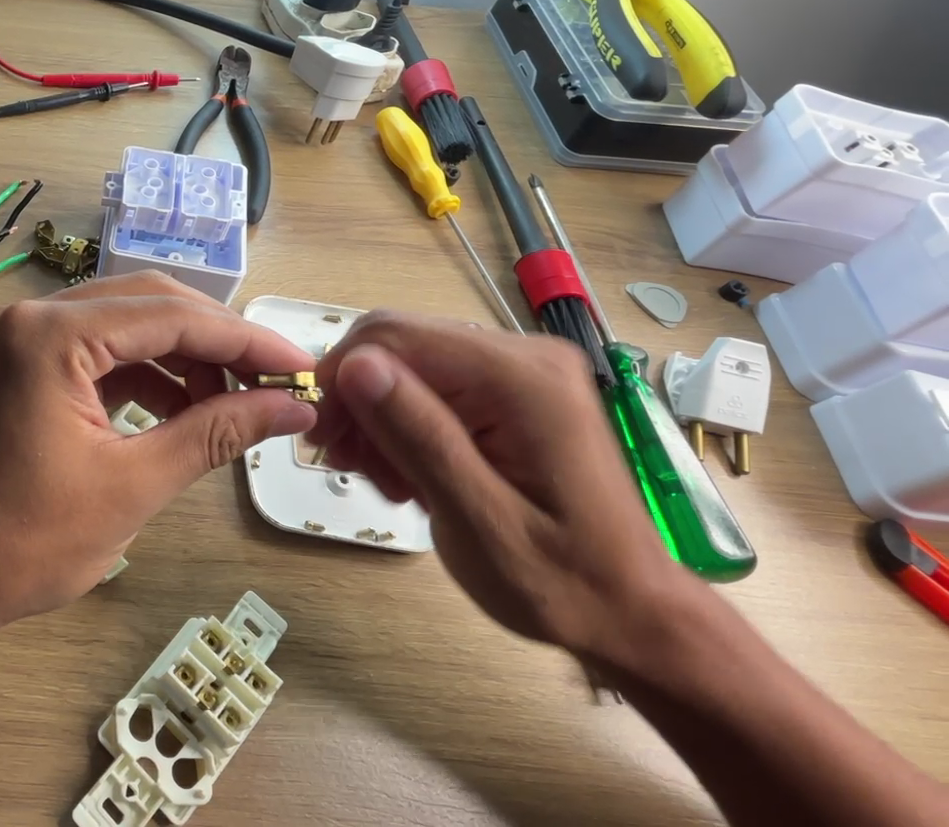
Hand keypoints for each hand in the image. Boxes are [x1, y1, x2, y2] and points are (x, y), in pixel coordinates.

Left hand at [0, 272, 319, 637]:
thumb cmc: (26, 543)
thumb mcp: (133, 486)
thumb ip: (215, 433)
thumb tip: (292, 406)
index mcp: (51, 335)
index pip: (171, 316)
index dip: (244, 342)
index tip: (301, 369)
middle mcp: (31, 316)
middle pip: (148, 304)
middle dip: (216, 343)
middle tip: (273, 385)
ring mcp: (20, 336)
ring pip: (124, 324)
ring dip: (181, 358)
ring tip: (233, 405)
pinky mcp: (19, 362)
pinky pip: (97, 351)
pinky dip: (143, 374)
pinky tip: (182, 409)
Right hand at [310, 311, 696, 661]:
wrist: (630, 613)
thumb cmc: (559, 582)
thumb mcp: (478, 519)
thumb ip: (420, 436)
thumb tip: (356, 366)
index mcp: (519, 378)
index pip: (393, 337)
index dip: (339, 378)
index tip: (321, 442)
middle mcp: (521, 356)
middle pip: (396, 345)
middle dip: (356, 402)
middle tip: (347, 466)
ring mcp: (519, 371)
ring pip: (405, 365)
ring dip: (376, 419)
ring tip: (385, 482)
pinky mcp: (510, 391)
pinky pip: (429, 386)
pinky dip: (401, 426)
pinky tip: (409, 474)